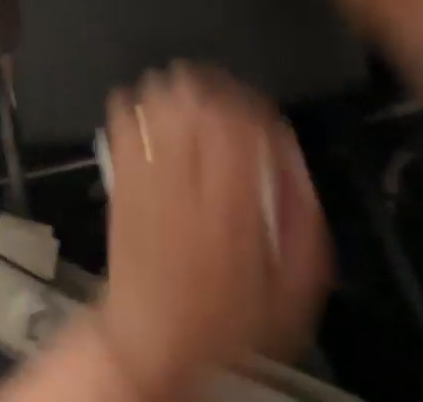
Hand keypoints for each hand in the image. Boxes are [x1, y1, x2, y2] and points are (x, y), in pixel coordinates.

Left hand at [95, 64, 330, 395]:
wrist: (149, 337)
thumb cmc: (226, 318)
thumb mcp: (291, 287)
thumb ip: (302, 220)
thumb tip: (294, 161)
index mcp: (233, 205)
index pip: (241, 125)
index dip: (252, 104)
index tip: (261, 109)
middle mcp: (186, 181)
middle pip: (195, 105)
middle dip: (211, 85)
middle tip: (223, 88)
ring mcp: (146, 177)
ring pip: (157, 107)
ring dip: (172, 89)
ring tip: (185, 88)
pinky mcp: (119, 179)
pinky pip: (122, 125)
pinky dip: (133, 105)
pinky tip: (143, 103)